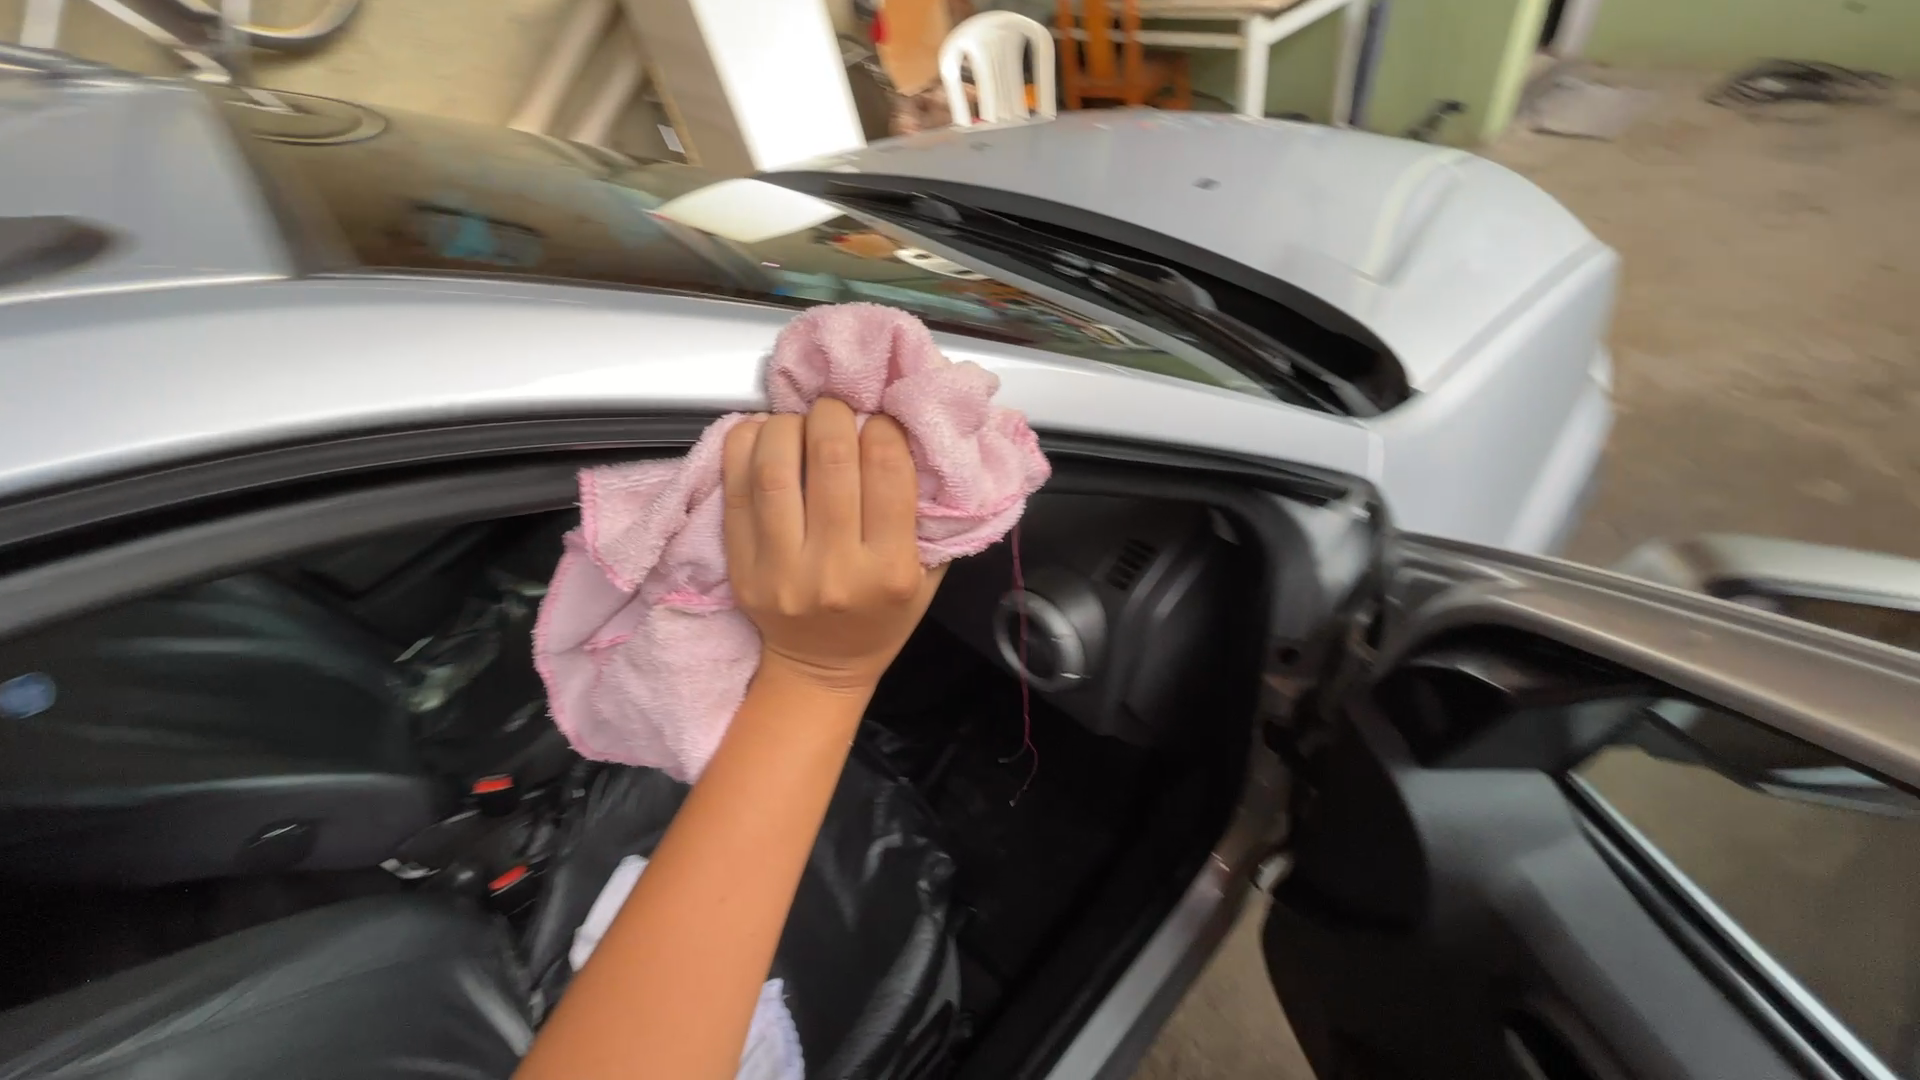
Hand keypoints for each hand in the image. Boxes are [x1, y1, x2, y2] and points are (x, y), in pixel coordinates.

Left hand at [722, 398, 944, 698]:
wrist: (820, 669)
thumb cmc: (881, 621)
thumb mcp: (927, 579)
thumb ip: (928, 519)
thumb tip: (916, 442)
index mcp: (890, 571)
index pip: (888, 471)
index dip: (884, 429)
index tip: (880, 423)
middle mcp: (835, 569)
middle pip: (830, 459)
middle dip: (834, 415)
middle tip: (836, 409)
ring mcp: (781, 569)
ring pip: (777, 468)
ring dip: (788, 425)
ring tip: (799, 420)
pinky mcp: (742, 567)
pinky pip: (736, 490)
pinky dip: (745, 446)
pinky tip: (762, 433)